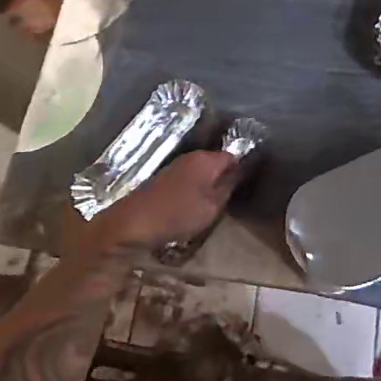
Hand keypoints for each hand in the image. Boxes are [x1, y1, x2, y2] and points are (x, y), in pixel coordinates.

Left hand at [69, 150, 238, 256]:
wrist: (132, 224)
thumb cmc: (177, 215)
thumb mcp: (212, 207)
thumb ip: (228, 187)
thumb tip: (240, 171)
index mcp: (205, 159)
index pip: (232, 156)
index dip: (242, 169)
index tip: (248, 185)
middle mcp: (189, 157)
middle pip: (215, 163)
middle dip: (224, 177)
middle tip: (233, 197)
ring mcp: (173, 167)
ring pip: (200, 172)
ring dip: (208, 185)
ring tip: (215, 204)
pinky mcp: (162, 180)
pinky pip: (186, 180)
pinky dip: (193, 190)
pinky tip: (194, 206)